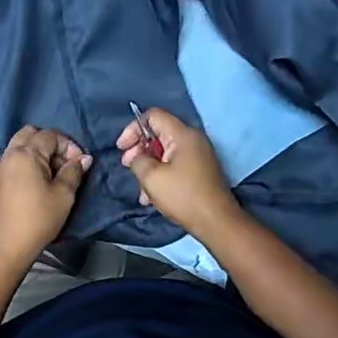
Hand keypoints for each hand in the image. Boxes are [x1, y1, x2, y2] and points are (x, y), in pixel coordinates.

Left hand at [0, 125, 92, 264]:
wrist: (8, 245)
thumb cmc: (39, 219)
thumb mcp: (63, 195)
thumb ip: (73, 172)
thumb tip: (83, 158)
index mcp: (25, 154)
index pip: (50, 135)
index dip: (68, 146)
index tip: (79, 164)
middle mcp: (9, 155)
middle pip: (30, 134)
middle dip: (50, 143)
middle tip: (63, 164)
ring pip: (19, 147)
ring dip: (37, 153)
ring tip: (51, 175)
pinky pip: (12, 162)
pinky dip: (25, 164)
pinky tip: (36, 184)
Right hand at [116, 107, 239, 235]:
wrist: (215, 221)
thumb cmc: (182, 196)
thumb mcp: (151, 177)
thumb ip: (138, 160)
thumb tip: (137, 156)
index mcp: (182, 135)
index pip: (153, 116)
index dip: (133, 129)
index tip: (122, 149)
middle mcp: (192, 140)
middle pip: (158, 134)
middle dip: (139, 150)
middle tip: (128, 167)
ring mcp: (198, 155)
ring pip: (164, 153)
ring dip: (148, 167)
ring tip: (141, 189)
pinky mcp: (199, 170)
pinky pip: (174, 165)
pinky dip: (160, 175)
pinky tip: (152, 196)